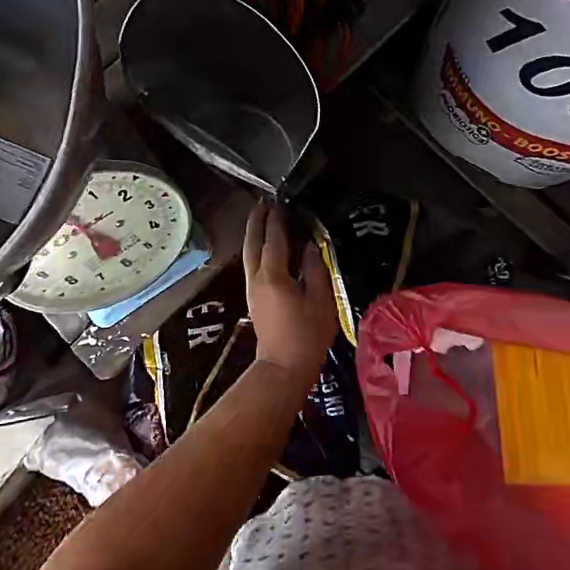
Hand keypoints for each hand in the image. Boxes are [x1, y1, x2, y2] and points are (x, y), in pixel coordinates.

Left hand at [242, 201, 336, 379]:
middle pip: (252, 244)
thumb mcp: (320, 300)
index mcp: (274, 277)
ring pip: (249, 255)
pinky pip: (252, 265)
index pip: (274, 241)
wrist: (284, 367)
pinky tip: (265, 249)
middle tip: (263, 204)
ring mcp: (252, 290)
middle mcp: (257, 279)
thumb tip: (309, 246)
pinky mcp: (254, 300)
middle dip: (256, 223)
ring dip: (253, 235)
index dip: (277, 221)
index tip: (280, 203)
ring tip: (261, 219)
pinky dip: (256, 250)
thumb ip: (314, 269)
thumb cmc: (307, 335)